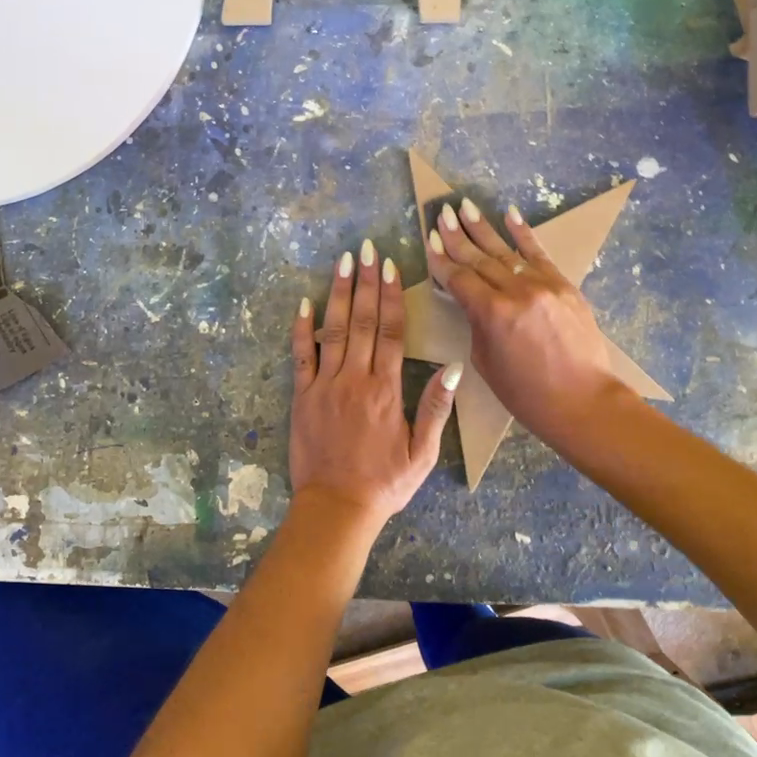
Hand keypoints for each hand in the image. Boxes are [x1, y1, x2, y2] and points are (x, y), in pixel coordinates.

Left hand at [289, 239, 460, 529]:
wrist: (337, 508)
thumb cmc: (385, 484)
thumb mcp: (422, 452)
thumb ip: (436, 408)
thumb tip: (454, 368)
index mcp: (387, 390)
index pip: (391, 332)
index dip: (391, 296)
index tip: (391, 267)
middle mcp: (355, 380)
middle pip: (362, 321)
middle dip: (365, 281)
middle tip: (367, 248)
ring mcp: (325, 386)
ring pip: (333, 330)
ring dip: (338, 293)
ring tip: (343, 262)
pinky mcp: (302, 397)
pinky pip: (301, 356)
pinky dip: (302, 328)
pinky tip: (304, 303)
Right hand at [424, 198, 625, 446]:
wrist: (583, 401)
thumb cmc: (526, 393)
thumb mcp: (486, 361)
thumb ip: (476, 324)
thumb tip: (472, 301)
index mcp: (492, 313)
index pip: (459, 278)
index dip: (441, 260)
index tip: (429, 241)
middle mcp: (516, 291)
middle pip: (479, 258)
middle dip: (457, 236)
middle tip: (440, 214)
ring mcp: (543, 285)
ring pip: (505, 251)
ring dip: (482, 228)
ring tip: (463, 206)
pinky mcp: (563, 286)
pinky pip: (539, 253)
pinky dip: (523, 233)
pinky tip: (509, 213)